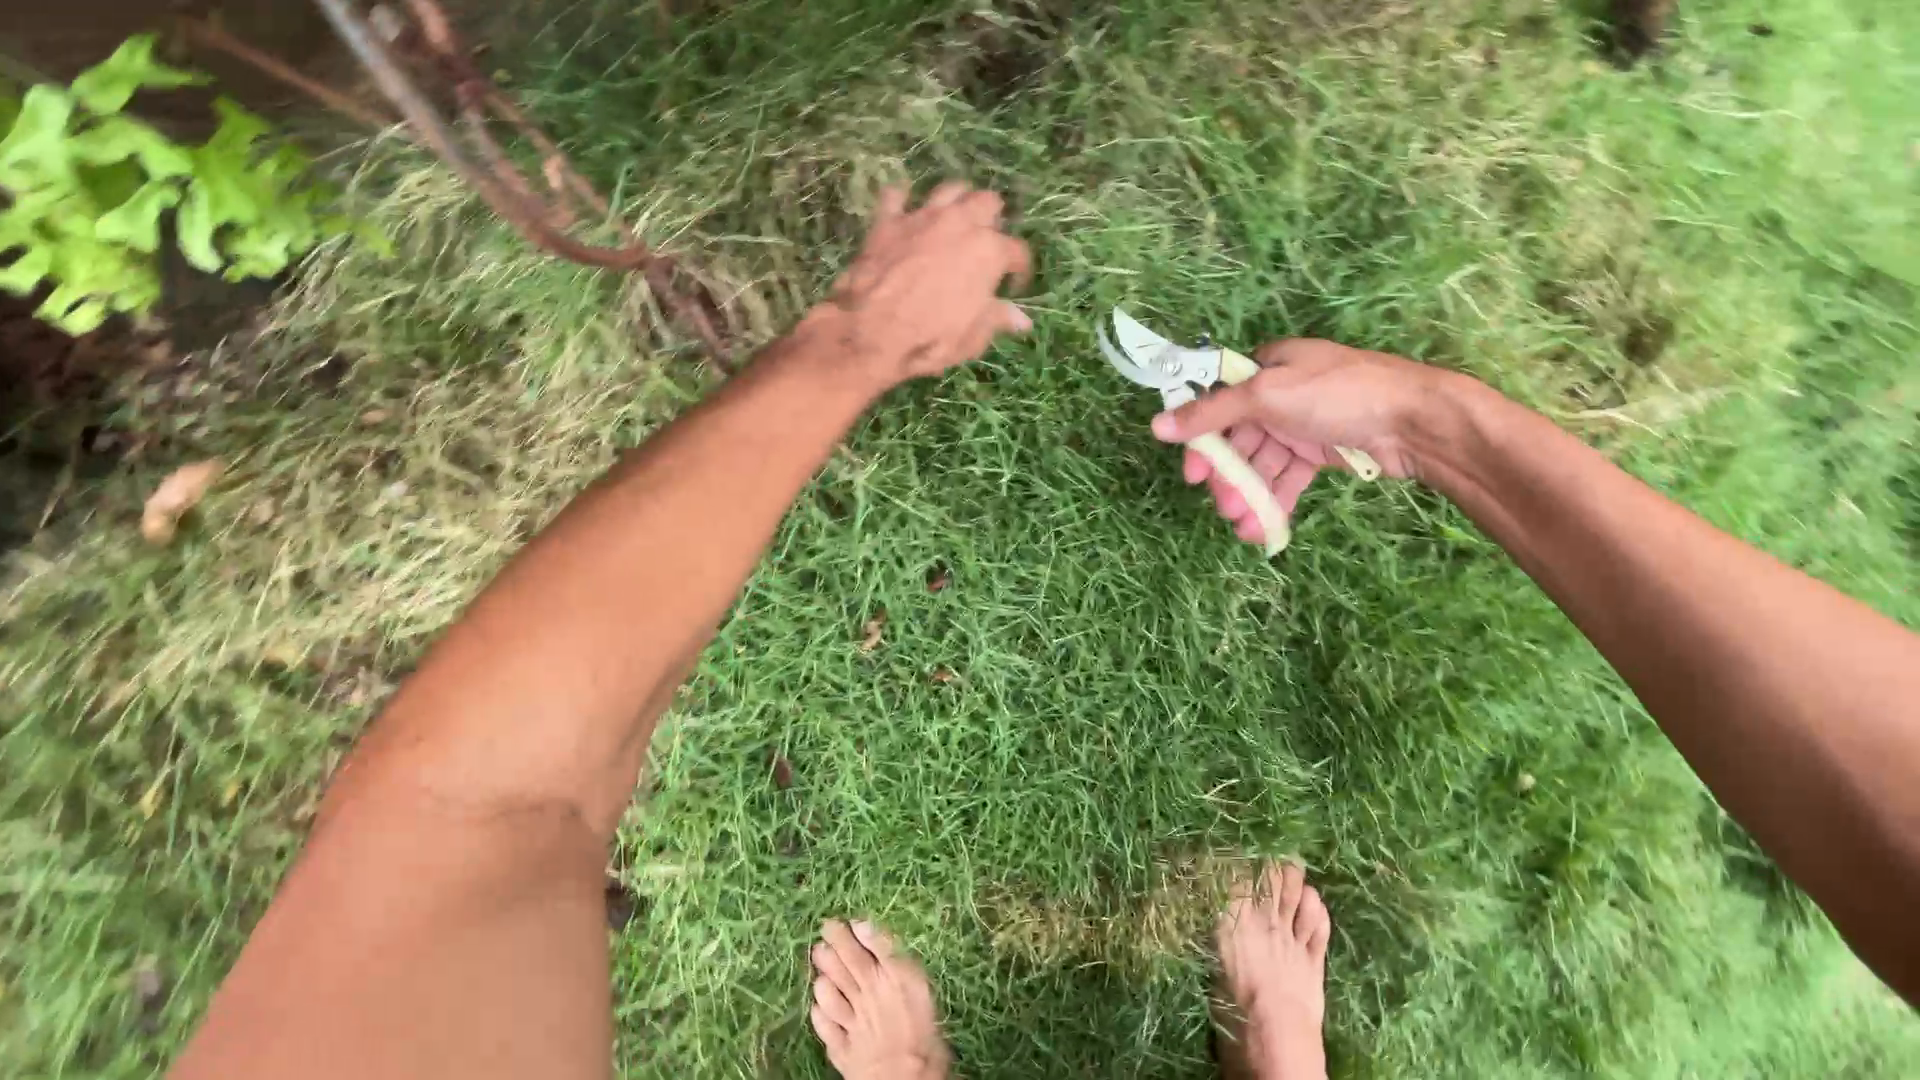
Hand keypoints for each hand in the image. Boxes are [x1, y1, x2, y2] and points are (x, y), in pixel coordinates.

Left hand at [818, 181, 1032, 386]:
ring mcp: (923, 217)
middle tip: (987, 238)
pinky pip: (895, 196)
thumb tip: (1023, 319)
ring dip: (956, 200)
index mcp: (989, 251)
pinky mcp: (888, 221)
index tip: (1015, 284)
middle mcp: (960, 223)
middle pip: (987, 203)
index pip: (1017, 252)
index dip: (1020, 269)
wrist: (873, 332)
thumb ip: (998, 319)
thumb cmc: (931, 339)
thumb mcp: (973, 337)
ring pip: (949, 190)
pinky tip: (903, 207)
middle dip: (992, 218)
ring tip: (956, 216)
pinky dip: (901, 199)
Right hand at [1149, 339, 1452, 545]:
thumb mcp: (1266, 395)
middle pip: (1238, 440)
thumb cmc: (1337, 395)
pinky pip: (1286, 478)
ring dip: (1249, 495)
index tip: (1193, 476)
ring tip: (1243, 526)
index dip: (1201, 441)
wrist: (1414, 420)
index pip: (1217, 405)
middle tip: (1223, 507)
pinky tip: (1264, 527)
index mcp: (1266, 368)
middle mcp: (1279, 395)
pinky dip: (1274, 501)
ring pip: (1262, 464)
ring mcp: (1300, 426)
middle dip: (1229, 477)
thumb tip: (1156, 426)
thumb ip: (1210, 413)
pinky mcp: (1320, 454)